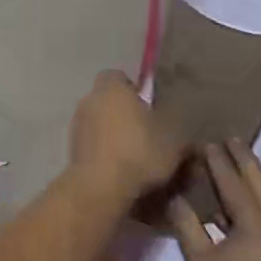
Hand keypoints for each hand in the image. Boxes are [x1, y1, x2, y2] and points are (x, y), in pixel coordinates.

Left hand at [66, 71, 184, 198]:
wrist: (101, 184)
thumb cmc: (140, 152)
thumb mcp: (175, 142)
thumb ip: (180, 132)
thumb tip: (189, 139)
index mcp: (111, 89)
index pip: (117, 76)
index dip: (133, 88)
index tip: (148, 106)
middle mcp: (88, 100)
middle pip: (107, 99)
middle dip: (123, 111)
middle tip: (146, 131)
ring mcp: (76, 123)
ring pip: (98, 120)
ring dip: (112, 131)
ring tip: (134, 152)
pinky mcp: (70, 145)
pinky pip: (91, 140)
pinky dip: (102, 147)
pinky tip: (119, 165)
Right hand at [172, 140, 260, 260]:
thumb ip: (188, 227)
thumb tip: (174, 197)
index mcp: (257, 226)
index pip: (234, 183)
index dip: (218, 162)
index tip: (206, 141)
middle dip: (245, 162)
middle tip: (231, 140)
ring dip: (258, 182)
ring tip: (242, 168)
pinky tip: (254, 213)